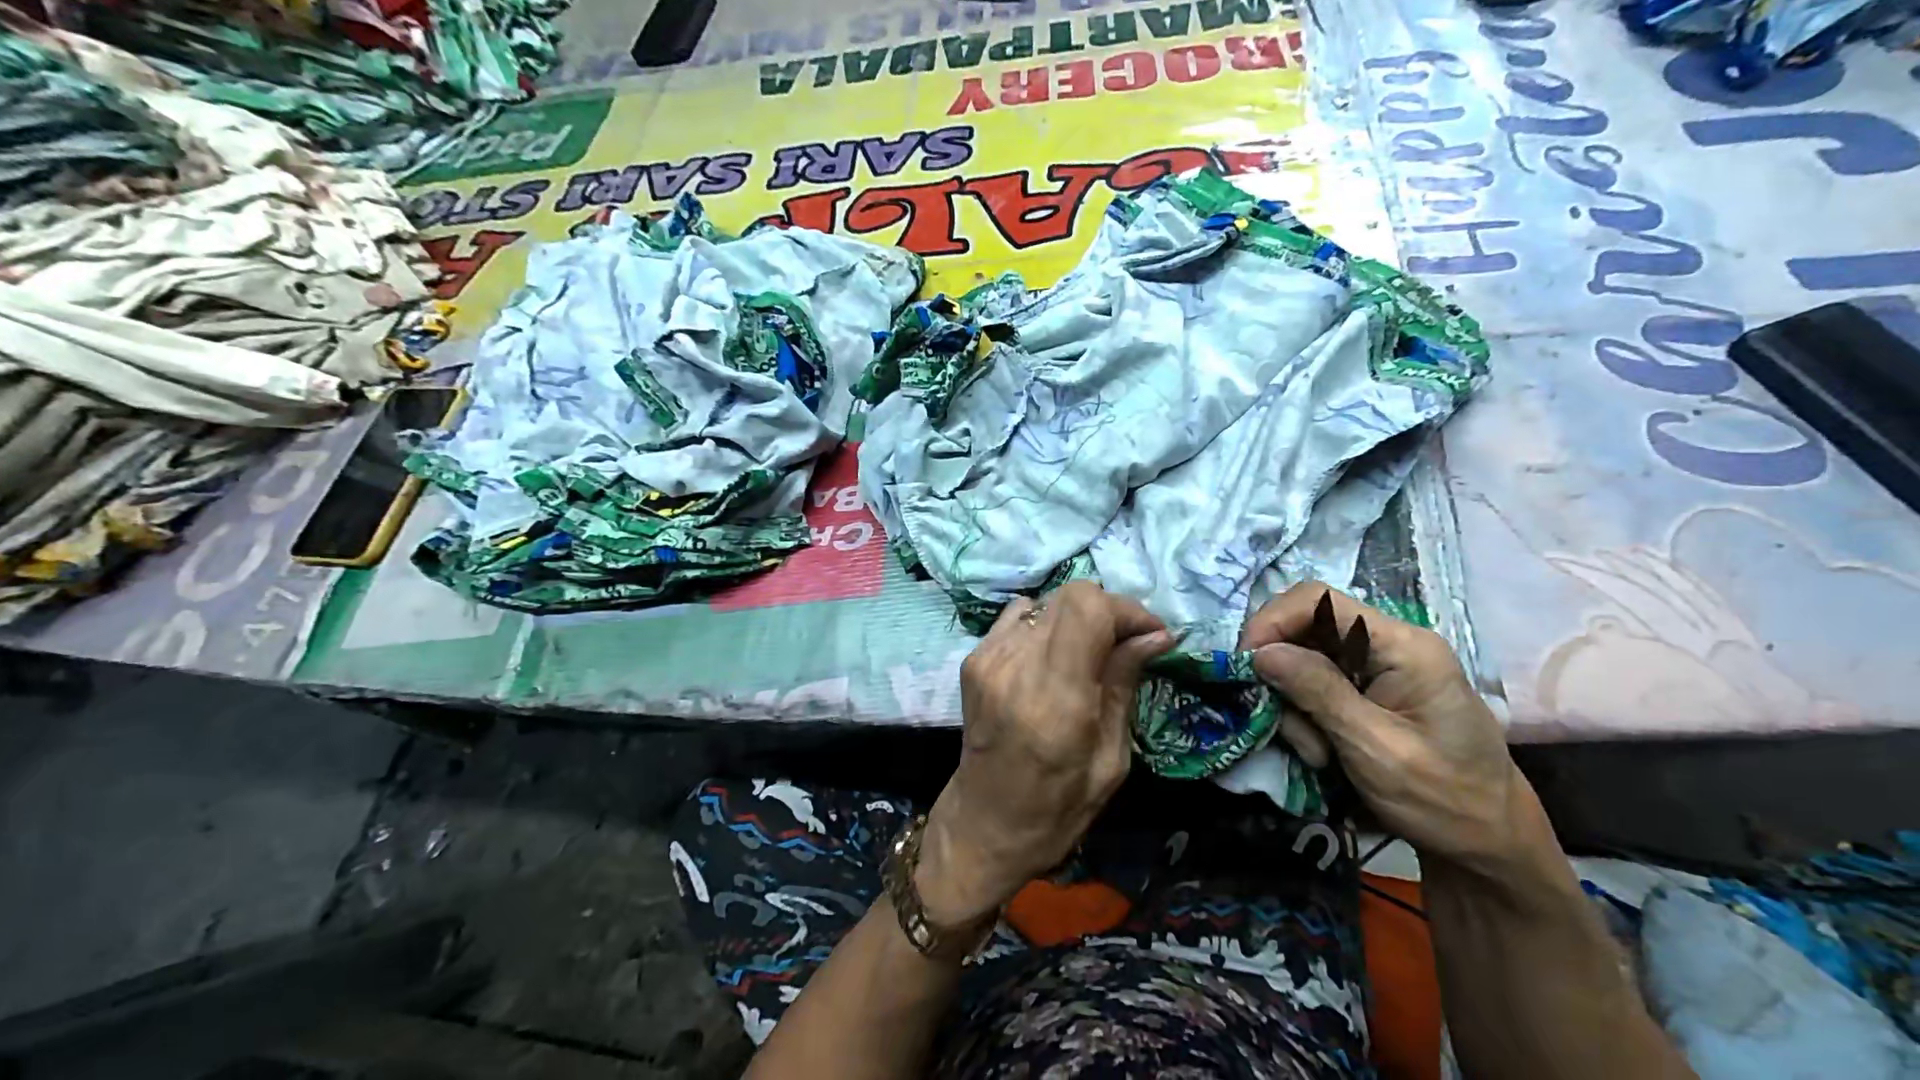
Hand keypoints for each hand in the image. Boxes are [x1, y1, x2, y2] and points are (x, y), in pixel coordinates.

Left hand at [917, 582, 1175, 926]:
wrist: (984, 823)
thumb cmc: (1058, 808)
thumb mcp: (1111, 759)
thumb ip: (1125, 685)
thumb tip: (1156, 635)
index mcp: (1056, 699)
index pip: (1089, 608)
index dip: (1127, 611)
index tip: (1152, 635)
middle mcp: (1017, 667)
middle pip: (1070, 596)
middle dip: (1109, 611)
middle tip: (1129, 642)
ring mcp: (988, 658)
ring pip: (1047, 602)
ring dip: (1078, 618)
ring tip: (1092, 653)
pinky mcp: (973, 658)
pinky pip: (1020, 616)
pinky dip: (1047, 626)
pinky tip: (1055, 658)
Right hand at [1240, 582, 1533, 875]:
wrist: (1490, 844)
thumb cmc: (1443, 799)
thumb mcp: (1375, 749)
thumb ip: (1319, 693)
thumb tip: (1261, 653)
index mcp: (1403, 646)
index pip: (1318, 600)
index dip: (1272, 622)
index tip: (1246, 665)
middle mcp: (1389, 644)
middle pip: (1305, 629)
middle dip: (1283, 673)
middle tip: (1286, 724)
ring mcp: (1378, 667)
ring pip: (1303, 660)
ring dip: (1294, 704)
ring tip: (1319, 754)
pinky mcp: (1368, 689)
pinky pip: (1315, 683)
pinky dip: (1305, 714)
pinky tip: (1324, 750)